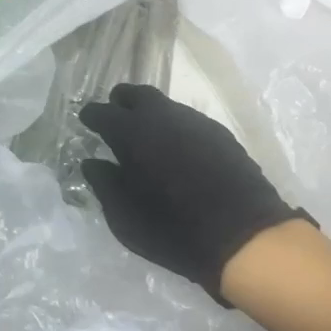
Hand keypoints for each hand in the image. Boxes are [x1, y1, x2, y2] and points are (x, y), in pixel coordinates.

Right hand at [79, 84, 305, 302]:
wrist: (244, 234)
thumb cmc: (175, 231)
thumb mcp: (126, 219)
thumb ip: (105, 185)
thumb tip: (92, 163)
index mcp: (134, 133)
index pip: (103, 112)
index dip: (92, 117)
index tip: (87, 123)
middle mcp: (164, 117)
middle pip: (137, 95)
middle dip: (122, 102)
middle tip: (116, 117)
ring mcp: (196, 122)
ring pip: (166, 106)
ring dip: (151, 116)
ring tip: (146, 138)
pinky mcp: (221, 134)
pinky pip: (188, 121)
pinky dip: (175, 129)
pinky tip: (176, 151)